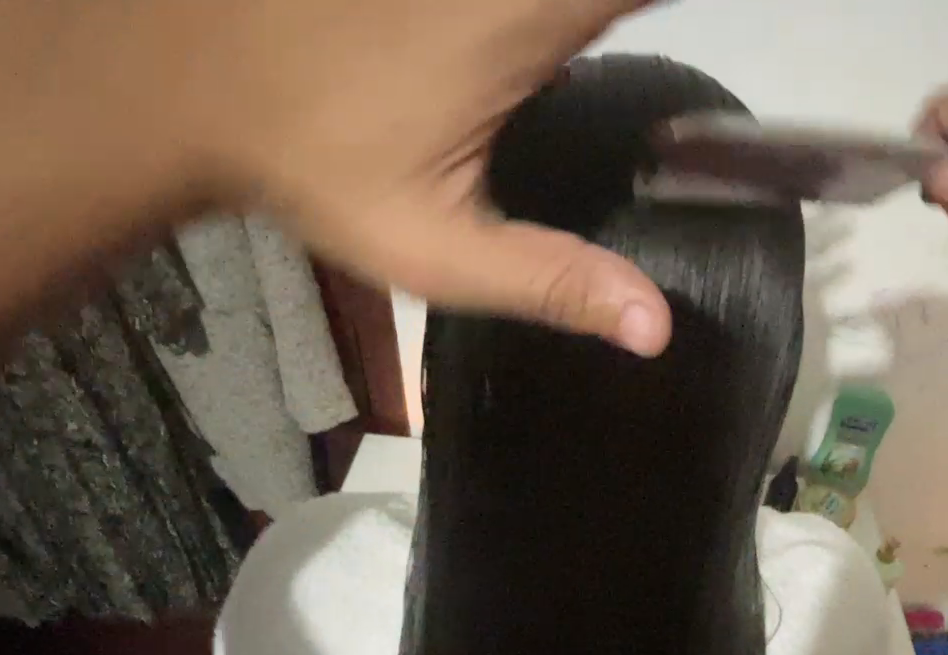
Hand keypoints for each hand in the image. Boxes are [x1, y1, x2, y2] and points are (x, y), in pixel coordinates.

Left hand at [86, 0, 670, 355]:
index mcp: (531, 11)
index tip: (764, 33)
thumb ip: (553, 281)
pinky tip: (568, 38)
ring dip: (621, 5)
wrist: (183, 66)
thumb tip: (657, 329)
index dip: (714, 0)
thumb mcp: (439, 250)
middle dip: (650, 7)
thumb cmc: (314, 164)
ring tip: (602, 56)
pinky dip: (587, 5)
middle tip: (637, 63)